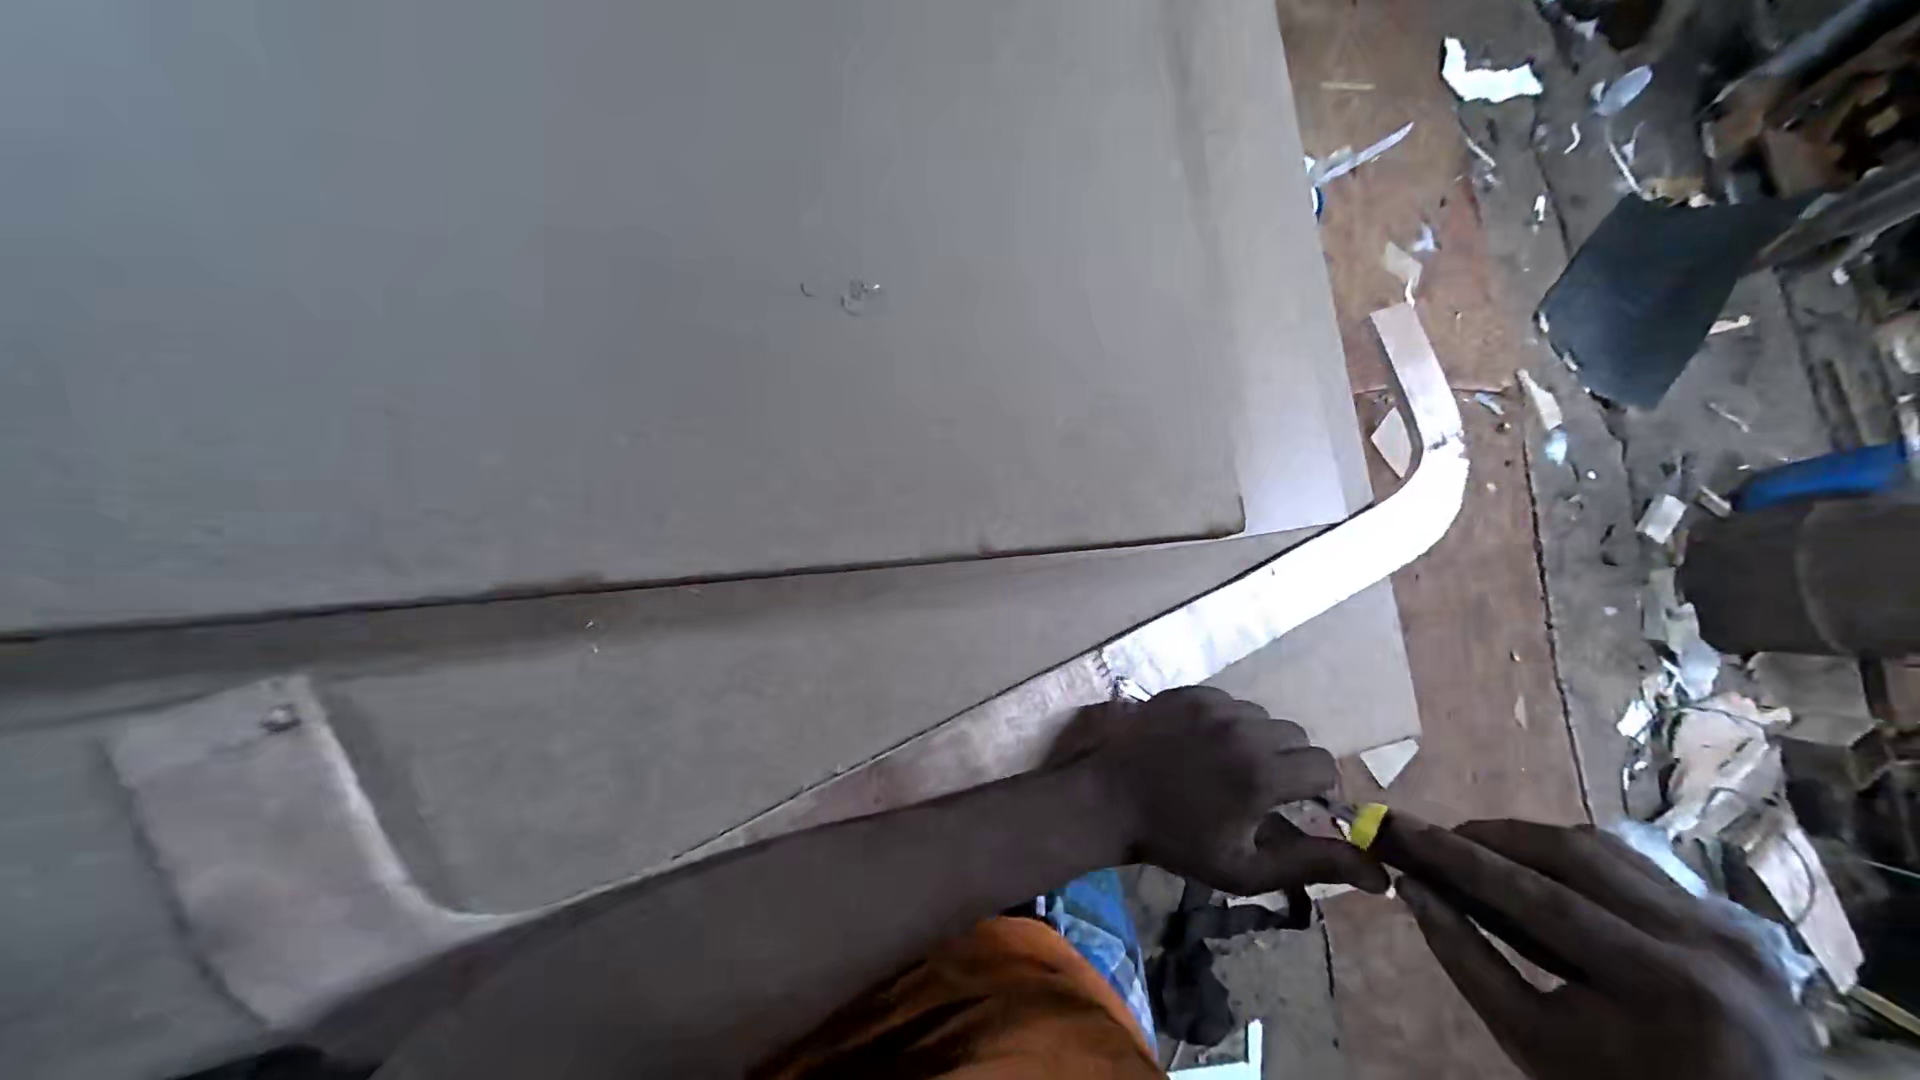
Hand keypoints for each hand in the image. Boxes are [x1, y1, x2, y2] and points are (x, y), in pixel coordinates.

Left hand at [1077, 686, 1387, 896]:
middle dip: (1289, 763)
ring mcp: (1211, 704)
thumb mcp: (1245, 867)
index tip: (1293, 805)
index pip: (1324, 765)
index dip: (1316, 789)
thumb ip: (1313, 863)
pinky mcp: (1186, 692)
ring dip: (1258, 740)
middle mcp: (1243, 728)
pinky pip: (1228, 701)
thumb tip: (1381, 875)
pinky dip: (1227, 721)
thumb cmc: (1177, 840)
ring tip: (1227, 766)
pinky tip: (1202, 744)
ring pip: (1263, 716)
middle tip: (1258, 788)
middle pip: (1296, 736)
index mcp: (1262, 772)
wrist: (1109, 800)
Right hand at [1380, 816, 1814, 1079]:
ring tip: (1481, 856)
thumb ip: (1464, 955)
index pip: (1535, 894)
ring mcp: (1732, 929)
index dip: (1457, 855)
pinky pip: (1634, 864)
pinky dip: (1573, 857)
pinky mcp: (1736, 923)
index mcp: (1662, 986)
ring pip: (1602, 847)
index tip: (1398, 826)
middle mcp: (1707, 943)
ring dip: (1528, 841)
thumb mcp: (1529, 1038)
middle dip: (1490, 837)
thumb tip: (1408, 885)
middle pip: (1572, 852)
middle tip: (1435, 841)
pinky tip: (1541, 874)